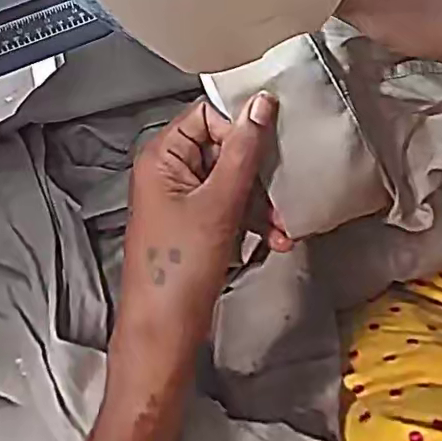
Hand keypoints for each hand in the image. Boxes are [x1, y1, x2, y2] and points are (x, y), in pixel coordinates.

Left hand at [113, 94, 288, 380]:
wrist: (164, 335)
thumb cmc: (178, 272)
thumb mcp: (219, 203)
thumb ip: (243, 150)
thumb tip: (260, 105)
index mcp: (161, 156)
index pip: (206, 114)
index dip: (238, 129)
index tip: (266, 145)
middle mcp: (169, 170)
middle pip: (223, 146)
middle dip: (256, 172)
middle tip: (277, 190)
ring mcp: (182, 196)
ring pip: (232, 177)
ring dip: (260, 199)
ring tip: (279, 224)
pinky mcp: (196, 220)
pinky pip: (230, 203)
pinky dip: (252, 217)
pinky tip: (274, 237)